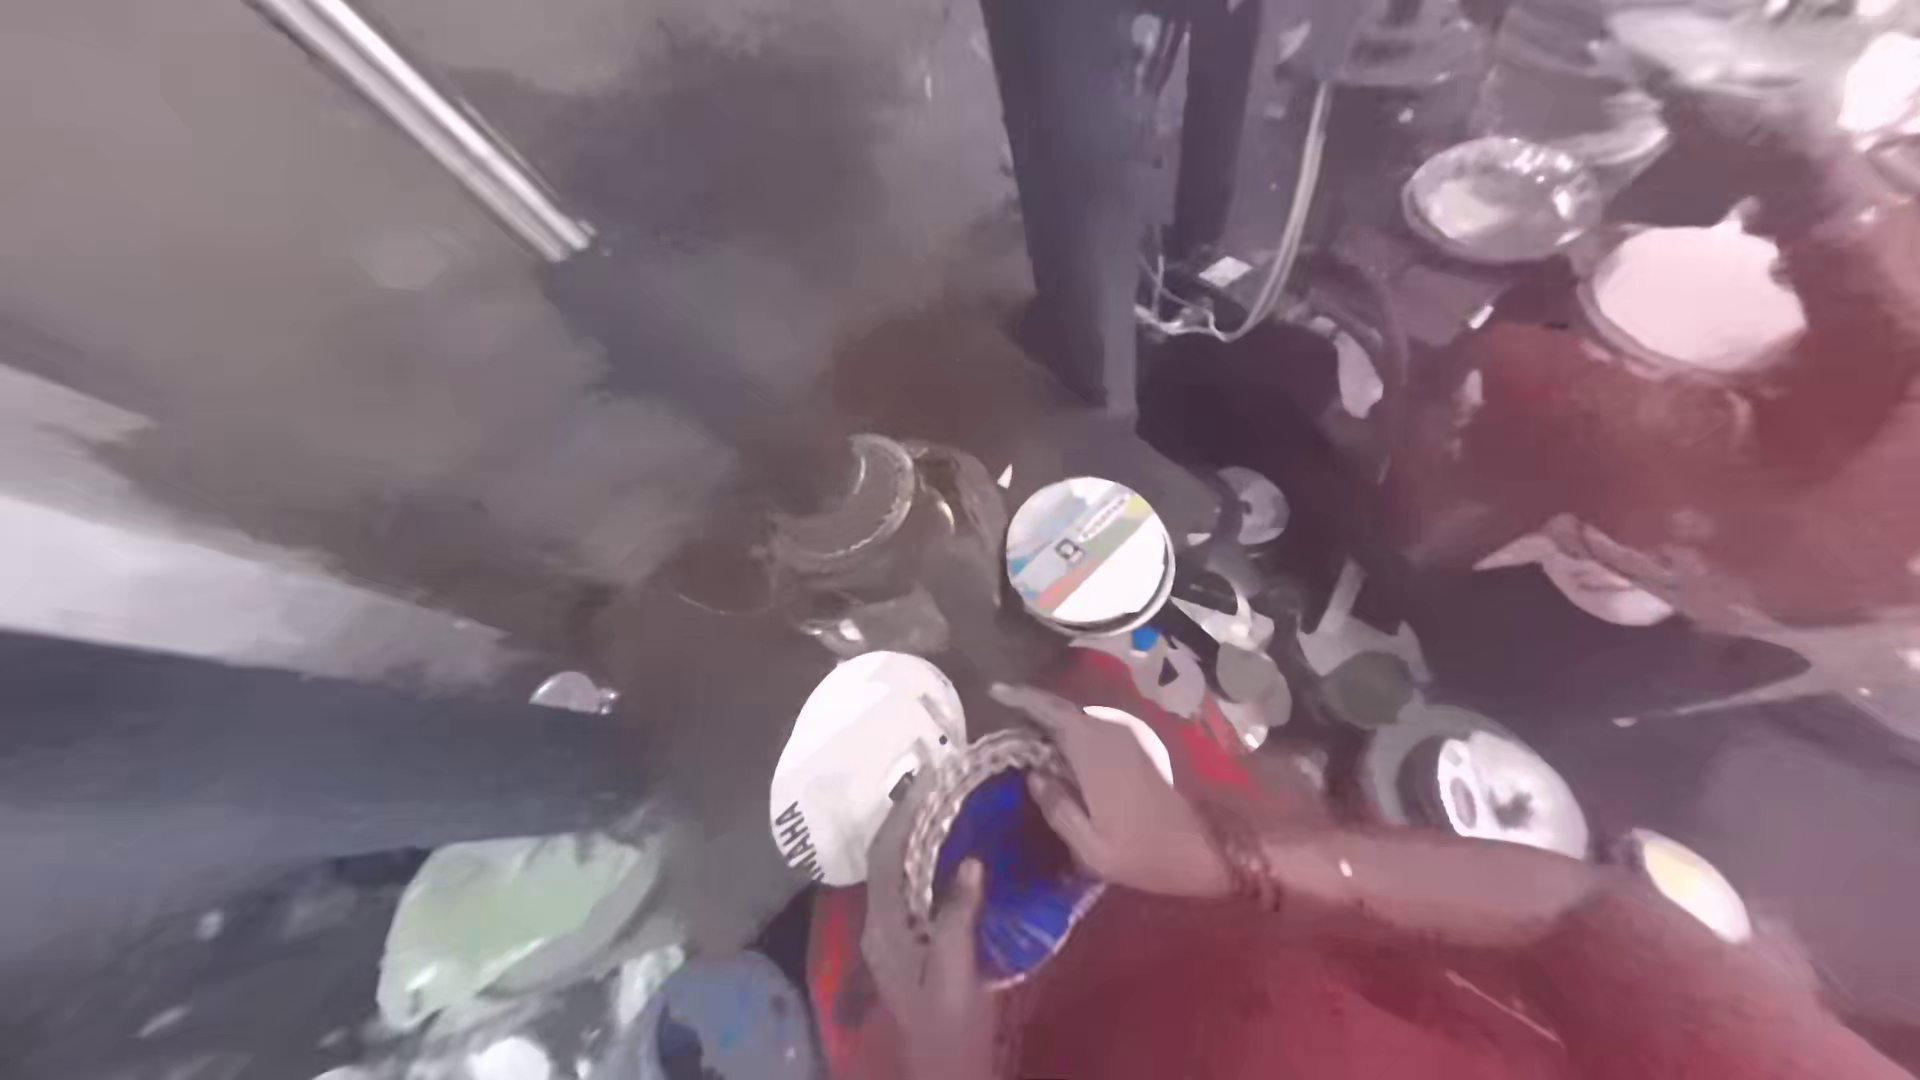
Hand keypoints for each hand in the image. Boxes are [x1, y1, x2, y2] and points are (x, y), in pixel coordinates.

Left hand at [862, 774, 998, 1079]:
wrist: (948, 1072)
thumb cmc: (949, 1027)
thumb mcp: (954, 974)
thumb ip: (957, 918)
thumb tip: (970, 861)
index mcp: (882, 923)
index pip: (883, 852)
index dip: (901, 814)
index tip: (927, 780)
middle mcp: (880, 918)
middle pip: (890, 853)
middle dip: (911, 816)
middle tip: (943, 783)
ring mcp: (895, 926)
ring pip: (903, 864)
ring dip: (921, 832)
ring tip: (950, 802)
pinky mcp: (913, 934)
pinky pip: (917, 879)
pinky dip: (931, 855)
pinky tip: (957, 846)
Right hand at [989, 684, 1231, 899]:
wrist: (1206, 850)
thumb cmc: (1146, 854)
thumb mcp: (1092, 848)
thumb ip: (1057, 808)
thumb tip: (1034, 774)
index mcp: (1094, 754)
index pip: (1052, 713)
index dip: (1022, 699)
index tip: (995, 690)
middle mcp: (1108, 735)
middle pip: (1062, 709)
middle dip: (1031, 704)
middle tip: (1003, 707)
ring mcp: (1123, 738)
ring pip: (1077, 716)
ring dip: (1050, 715)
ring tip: (1022, 724)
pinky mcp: (1132, 747)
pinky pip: (1089, 726)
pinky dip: (1067, 727)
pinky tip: (1056, 743)